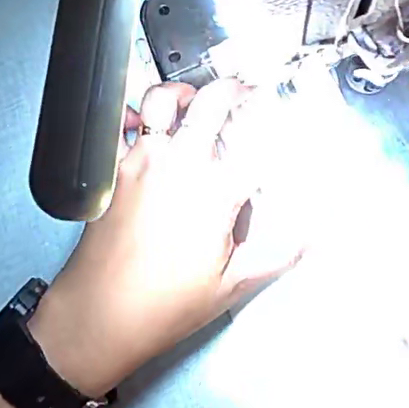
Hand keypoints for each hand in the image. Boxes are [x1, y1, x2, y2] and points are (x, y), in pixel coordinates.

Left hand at [28, 80, 301, 394]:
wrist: (98, 317)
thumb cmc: (160, 306)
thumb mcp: (232, 285)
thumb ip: (278, 254)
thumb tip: (310, 237)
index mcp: (215, 192)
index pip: (257, 140)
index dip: (276, 127)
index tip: (283, 129)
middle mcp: (180, 166)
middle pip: (213, 103)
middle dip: (236, 90)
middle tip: (246, 93)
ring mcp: (143, 163)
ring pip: (162, 100)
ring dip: (184, 93)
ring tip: (196, 99)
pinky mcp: (115, 171)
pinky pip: (122, 125)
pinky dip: (135, 115)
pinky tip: (144, 121)